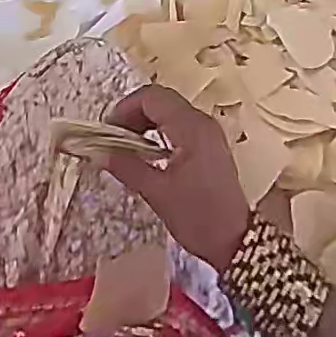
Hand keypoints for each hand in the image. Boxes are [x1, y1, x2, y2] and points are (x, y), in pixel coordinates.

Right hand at [103, 85, 249, 271]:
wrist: (236, 240)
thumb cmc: (198, 217)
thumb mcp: (157, 192)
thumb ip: (127, 167)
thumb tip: (99, 153)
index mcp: (191, 128)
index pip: (152, 97)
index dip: (125, 107)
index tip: (107, 129)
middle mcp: (202, 122)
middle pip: (162, 99)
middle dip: (133, 113)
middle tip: (113, 137)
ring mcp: (209, 132)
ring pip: (171, 110)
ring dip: (146, 121)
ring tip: (126, 145)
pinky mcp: (210, 144)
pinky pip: (180, 124)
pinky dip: (160, 131)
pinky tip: (147, 152)